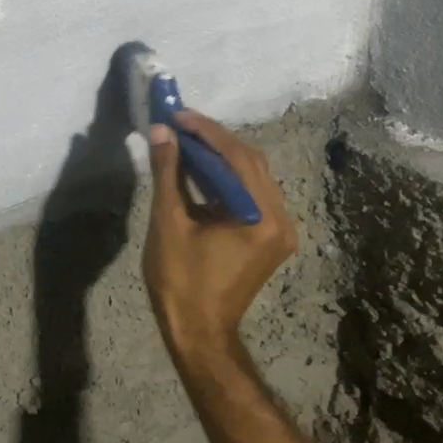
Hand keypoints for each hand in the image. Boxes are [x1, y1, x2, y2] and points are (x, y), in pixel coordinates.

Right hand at [141, 110, 298, 361]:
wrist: (199, 329)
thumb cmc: (181, 278)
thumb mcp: (168, 221)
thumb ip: (168, 173)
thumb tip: (162, 131)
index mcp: (261, 217)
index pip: (238, 157)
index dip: (206, 131)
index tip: (176, 114)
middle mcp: (280, 220)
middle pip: (250, 162)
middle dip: (213, 138)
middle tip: (177, 123)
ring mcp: (277, 229)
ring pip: (251, 175)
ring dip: (218, 154)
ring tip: (182, 140)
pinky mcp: (267, 237)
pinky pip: (248, 192)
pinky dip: (223, 175)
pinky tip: (196, 167)